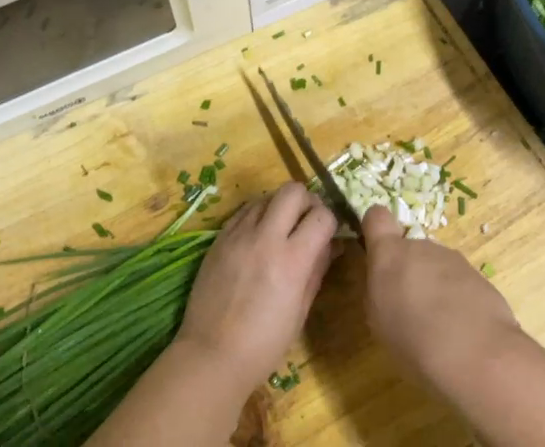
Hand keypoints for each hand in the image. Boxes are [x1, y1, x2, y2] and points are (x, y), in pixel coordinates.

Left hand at [174, 182, 336, 391]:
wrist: (213, 353)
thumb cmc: (264, 343)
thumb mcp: (300, 310)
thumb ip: (316, 270)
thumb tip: (331, 245)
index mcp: (292, 260)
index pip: (322, 216)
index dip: (330, 221)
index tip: (328, 233)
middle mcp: (266, 237)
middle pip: (293, 191)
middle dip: (307, 201)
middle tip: (307, 221)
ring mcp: (239, 234)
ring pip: (266, 196)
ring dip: (280, 206)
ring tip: (281, 228)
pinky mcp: (219, 237)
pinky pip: (244, 210)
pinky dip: (257, 214)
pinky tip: (258, 234)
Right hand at [359, 203, 522, 389]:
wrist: (475, 353)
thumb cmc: (412, 338)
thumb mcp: (378, 319)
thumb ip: (380, 290)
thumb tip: (387, 284)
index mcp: (389, 253)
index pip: (376, 217)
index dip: (375, 229)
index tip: (376, 250)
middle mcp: (421, 246)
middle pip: (410, 248)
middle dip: (410, 270)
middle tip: (411, 307)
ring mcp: (453, 259)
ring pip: (436, 266)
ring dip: (435, 286)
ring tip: (440, 325)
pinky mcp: (479, 276)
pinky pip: (460, 283)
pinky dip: (458, 300)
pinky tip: (462, 331)